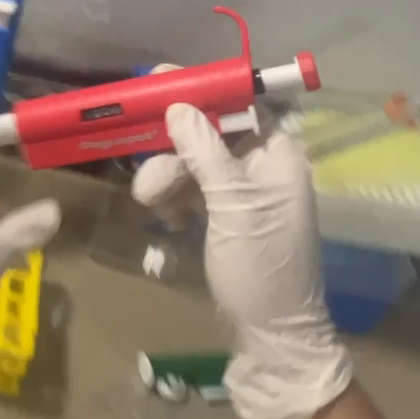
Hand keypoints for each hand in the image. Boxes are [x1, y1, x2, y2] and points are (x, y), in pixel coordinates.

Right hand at [132, 103, 352, 418]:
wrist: (269, 336)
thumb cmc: (261, 267)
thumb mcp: (234, 206)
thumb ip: (205, 152)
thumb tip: (178, 106)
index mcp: (277, 157)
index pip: (241, 104)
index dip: (202, 90)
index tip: (159, 82)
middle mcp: (260, 166)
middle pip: (207, 131)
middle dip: (172, 147)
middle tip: (141, 158)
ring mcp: (239, 191)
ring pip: (190, 160)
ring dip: (165, 176)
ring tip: (151, 202)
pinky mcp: (220, 213)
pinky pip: (188, 186)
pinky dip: (172, 196)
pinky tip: (167, 219)